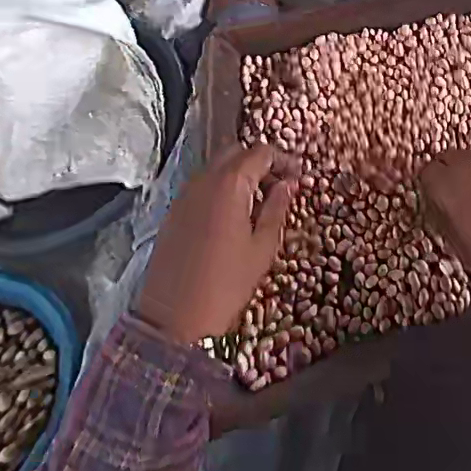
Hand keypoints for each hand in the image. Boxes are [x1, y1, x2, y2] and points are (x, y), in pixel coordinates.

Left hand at [137, 142, 298, 344]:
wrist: (173, 319)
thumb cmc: (226, 285)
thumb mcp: (262, 248)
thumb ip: (276, 209)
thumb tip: (287, 184)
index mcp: (230, 183)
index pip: (261, 152)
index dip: (283, 159)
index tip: (298, 175)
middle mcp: (205, 178)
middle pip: (236, 152)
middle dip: (259, 162)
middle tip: (278, 186)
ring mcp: (186, 192)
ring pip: (217, 166)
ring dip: (238, 174)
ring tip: (257, 203)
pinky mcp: (174, 209)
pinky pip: (202, 185)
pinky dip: (220, 188)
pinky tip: (231, 216)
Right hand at [417, 150, 470, 297]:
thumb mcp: (460, 245)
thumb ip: (443, 218)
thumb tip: (439, 207)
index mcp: (446, 186)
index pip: (426, 173)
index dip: (431, 187)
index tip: (437, 199)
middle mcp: (464, 164)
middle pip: (445, 158)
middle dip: (447, 173)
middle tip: (457, 195)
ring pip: (469, 156)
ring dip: (469, 170)